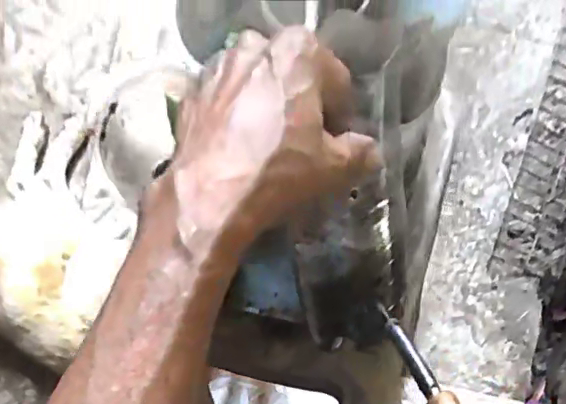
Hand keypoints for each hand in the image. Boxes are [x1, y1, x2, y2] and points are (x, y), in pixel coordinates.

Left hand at [164, 28, 378, 260]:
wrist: (209, 197)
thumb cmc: (277, 173)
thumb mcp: (330, 169)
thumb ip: (357, 154)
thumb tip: (372, 152)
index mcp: (298, 50)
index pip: (335, 80)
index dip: (341, 116)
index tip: (336, 144)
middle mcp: (255, 44)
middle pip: (292, 78)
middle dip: (300, 108)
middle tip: (301, 148)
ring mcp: (218, 67)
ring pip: (256, 88)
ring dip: (265, 111)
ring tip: (266, 152)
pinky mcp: (193, 95)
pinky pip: (225, 105)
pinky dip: (234, 122)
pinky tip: (237, 153)